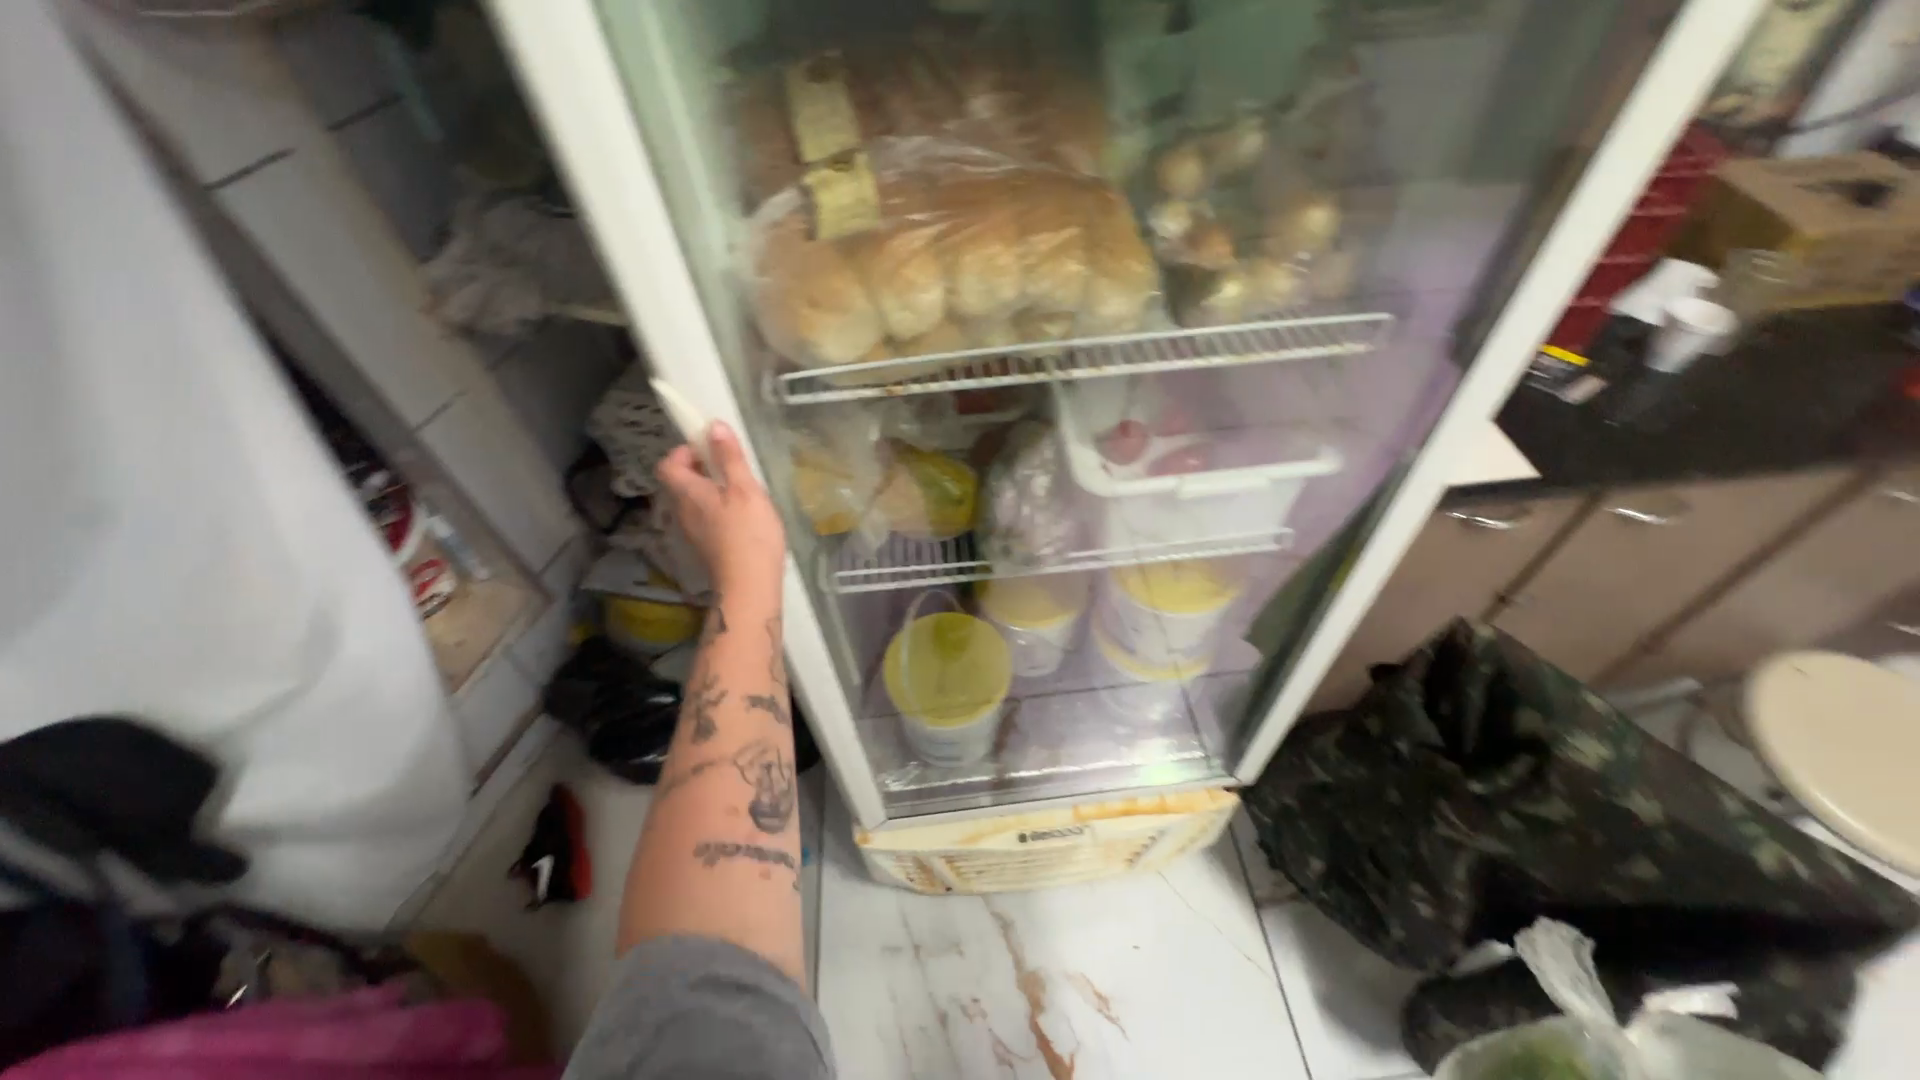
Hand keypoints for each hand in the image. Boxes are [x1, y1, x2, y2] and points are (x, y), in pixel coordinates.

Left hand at [655, 421, 786, 600]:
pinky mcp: (706, 546)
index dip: (685, 452)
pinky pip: (705, 518)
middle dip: (702, 469)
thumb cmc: (748, 532)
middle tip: (731, 468)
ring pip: (694, 500)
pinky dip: (719, 510)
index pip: (668, 464)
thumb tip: (714, 426)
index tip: (711, 449)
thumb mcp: (744, 488)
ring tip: (742, 491)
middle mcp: (682, 511)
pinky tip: (744, 517)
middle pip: (680, 482)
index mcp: (687, 492)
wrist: (749, 584)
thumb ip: (729, 457)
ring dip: (712, 490)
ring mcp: (692, 532)